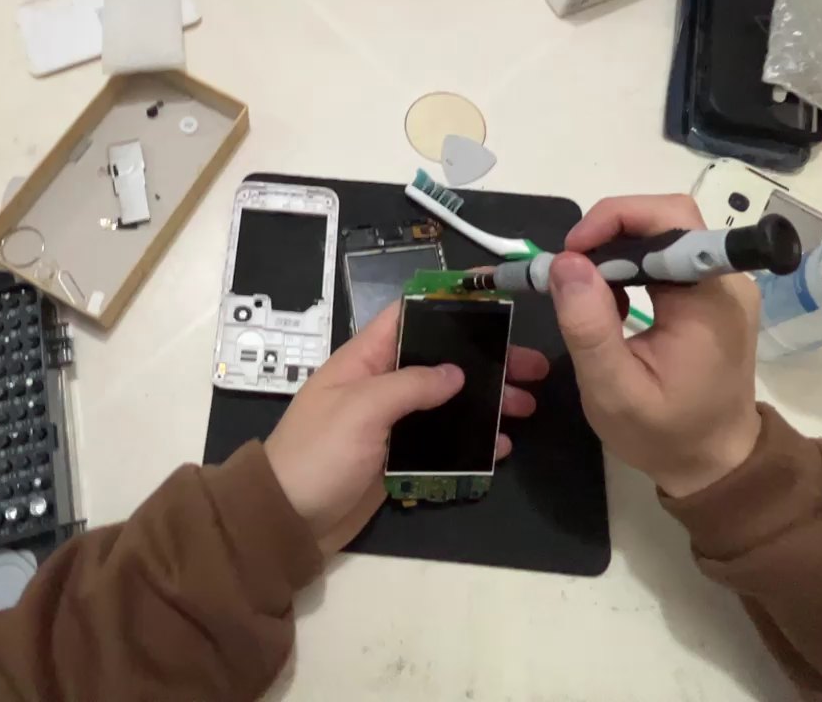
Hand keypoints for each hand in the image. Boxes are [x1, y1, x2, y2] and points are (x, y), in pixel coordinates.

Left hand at [264, 304, 548, 556]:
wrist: (288, 520)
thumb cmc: (318, 453)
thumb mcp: (361, 409)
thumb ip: (410, 385)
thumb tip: (456, 372)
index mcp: (365, 358)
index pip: (409, 314)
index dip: (448, 302)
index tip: (495, 301)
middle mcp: (381, 382)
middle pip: (440, 358)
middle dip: (485, 359)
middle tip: (533, 367)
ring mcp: (393, 421)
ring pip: (448, 399)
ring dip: (487, 400)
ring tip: (528, 405)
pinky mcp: (401, 455)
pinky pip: (444, 440)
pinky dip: (473, 440)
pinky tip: (502, 446)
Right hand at [550, 195, 762, 496]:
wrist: (716, 466)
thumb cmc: (664, 434)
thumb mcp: (612, 389)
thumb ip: (588, 326)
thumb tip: (565, 262)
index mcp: (710, 300)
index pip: (670, 220)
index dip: (615, 220)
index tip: (572, 253)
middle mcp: (724, 282)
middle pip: (665, 218)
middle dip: (608, 230)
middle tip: (569, 266)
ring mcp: (719, 287)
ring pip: (661, 233)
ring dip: (613, 247)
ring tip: (581, 286)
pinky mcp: (707, 296)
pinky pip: (663, 256)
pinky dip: (625, 264)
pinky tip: (606, 299)